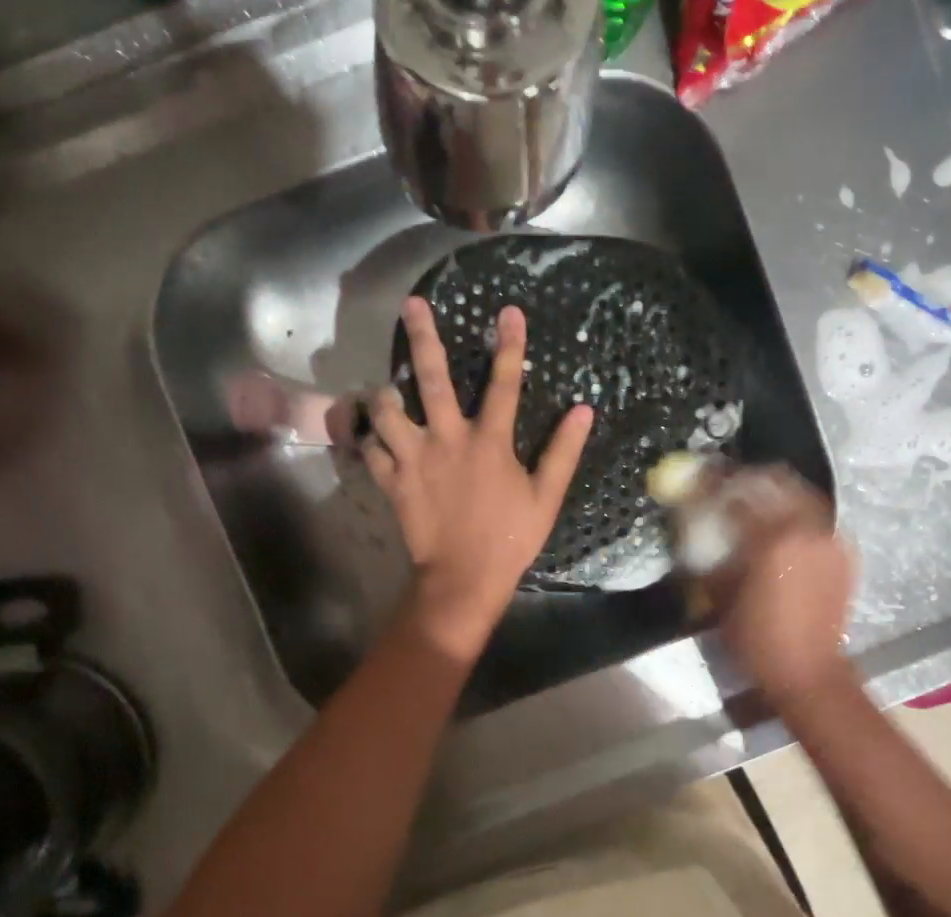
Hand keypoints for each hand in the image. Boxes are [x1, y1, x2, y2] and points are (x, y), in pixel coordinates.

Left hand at [365, 298, 593, 658]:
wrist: (463, 578)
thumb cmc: (510, 538)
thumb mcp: (546, 497)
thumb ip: (562, 451)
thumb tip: (583, 411)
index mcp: (489, 440)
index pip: (503, 382)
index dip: (508, 344)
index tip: (507, 310)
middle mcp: (447, 439)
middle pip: (432, 379)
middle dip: (422, 338)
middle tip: (411, 305)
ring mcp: (414, 459)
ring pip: (388, 411)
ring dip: (384, 394)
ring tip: (384, 387)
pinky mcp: (392, 481)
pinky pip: (372, 451)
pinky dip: (368, 440)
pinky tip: (367, 432)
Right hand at [711, 467, 857, 706]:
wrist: (808, 671)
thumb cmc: (754, 638)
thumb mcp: (718, 593)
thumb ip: (706, 550)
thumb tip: (693, 522)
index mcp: (771, 536)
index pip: (736, 491)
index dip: (711, 482)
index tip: (696, 479)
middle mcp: (806, 528)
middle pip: (776, 480)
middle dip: (747, 480)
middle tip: (725, 488)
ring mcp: (830, 538)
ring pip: (800, 496)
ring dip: (773, 495)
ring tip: (752, 507)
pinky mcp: (844, 553)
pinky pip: (816, 520)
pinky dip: (794, 517)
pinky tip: (779, 533)